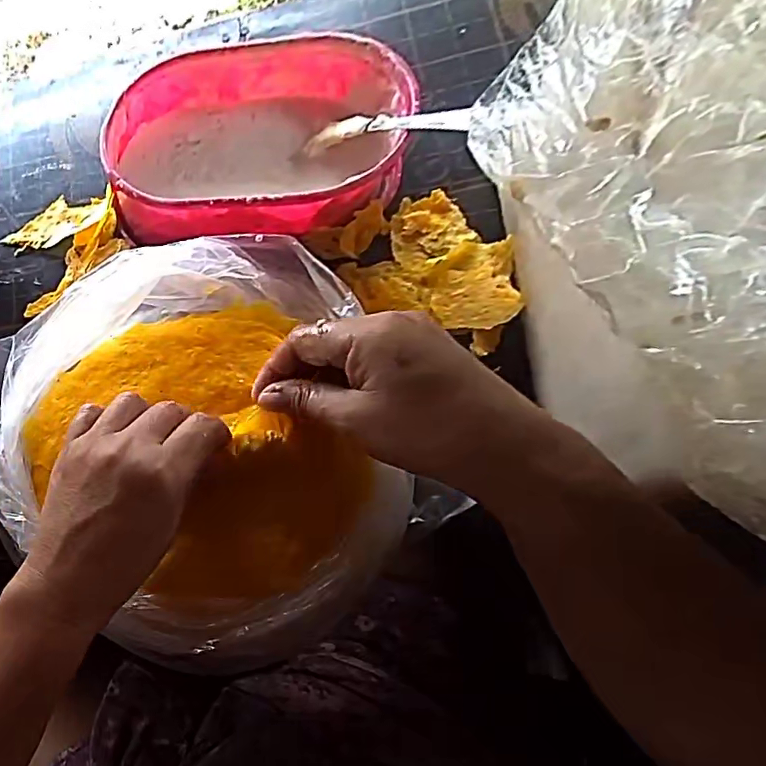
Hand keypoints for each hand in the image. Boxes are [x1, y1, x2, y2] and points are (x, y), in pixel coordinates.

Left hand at [15, 393, 229, 634]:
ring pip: (130, 401)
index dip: (214, 434)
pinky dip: (105, 418)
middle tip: (181, 445)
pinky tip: (110, 437)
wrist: (66, 578)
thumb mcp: (170, 524)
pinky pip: (90, 412)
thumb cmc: (125, 565)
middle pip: (169, 409)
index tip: (213, 446)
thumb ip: (186, 483)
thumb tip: (203, 459)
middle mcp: (128, 447)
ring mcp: (93, 444)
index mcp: (161, 471)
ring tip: (144, 437)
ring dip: (145, 415)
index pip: (202, 426)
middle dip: (183, 424)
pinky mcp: (68, 448)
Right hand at [252, 310, 575, 503]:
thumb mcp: (354, 418)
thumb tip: (268, 394)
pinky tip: (344, 399)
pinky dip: (348, 373)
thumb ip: (306, 399)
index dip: (274, 369)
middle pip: (324, 338)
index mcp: (368, 332)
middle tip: (282, 406)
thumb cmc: (423, 431)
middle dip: (297, 370)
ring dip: (322, 373)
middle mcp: (389, 320)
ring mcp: (412, 331)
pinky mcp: (426, 347)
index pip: (302, 339)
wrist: (504, 445)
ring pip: (347, 345)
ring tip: (309, 406)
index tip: (260, 401)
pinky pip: (372, 352)